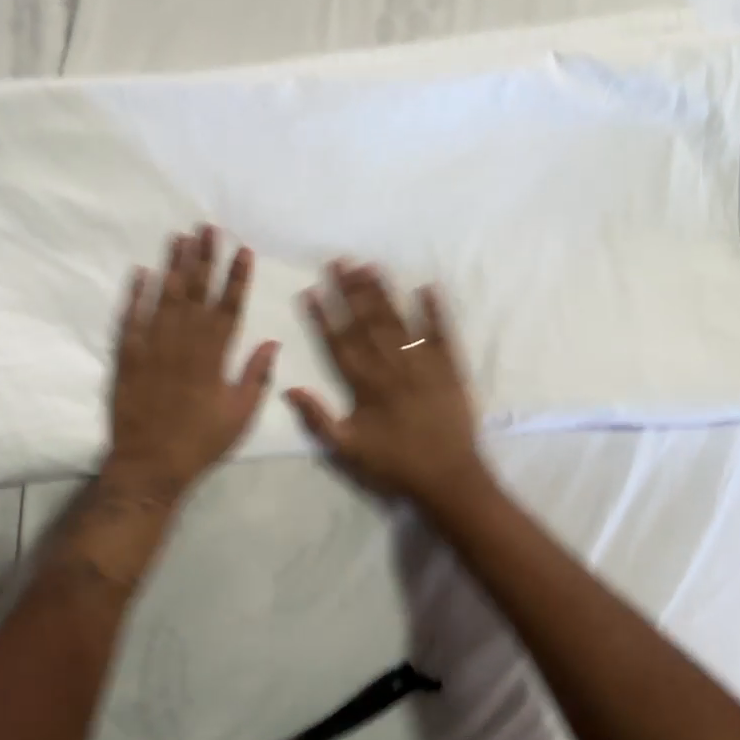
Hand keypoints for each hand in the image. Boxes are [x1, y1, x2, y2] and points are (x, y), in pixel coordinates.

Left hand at [104, 225, 278, 498]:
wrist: (149, 465)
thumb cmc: (200, 443)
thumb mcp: (240, 416)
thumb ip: (256, 377)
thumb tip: (272, 342)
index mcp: (215, 356)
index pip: (230, 307)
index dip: (237, 277)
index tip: (242, 250)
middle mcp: (184, 343)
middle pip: (197, 291)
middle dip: (205, 257)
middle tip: (208, 227)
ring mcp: (153, 346)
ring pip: (164, 297)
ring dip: (173, 265)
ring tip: (180, 237)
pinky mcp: (126, 356)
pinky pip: (130, 318)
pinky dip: (135, 294)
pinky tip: (141, 271)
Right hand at [286, 263, 493, 511]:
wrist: (449, 478)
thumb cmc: (394, 464)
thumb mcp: (348, 449)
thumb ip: (318, 419)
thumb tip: (289, 388)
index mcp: (365, 385)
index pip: (339, 342)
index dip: (324, 315)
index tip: (311, 290)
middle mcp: (392, 366)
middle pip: (367, 322)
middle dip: (351, 290)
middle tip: (339, 261)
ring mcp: (423, 364)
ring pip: (399, 321)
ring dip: (383, 292)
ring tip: (369, 265)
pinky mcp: (451, 368)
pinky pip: (442, 333)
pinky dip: (435, 310)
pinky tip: (427, 287)